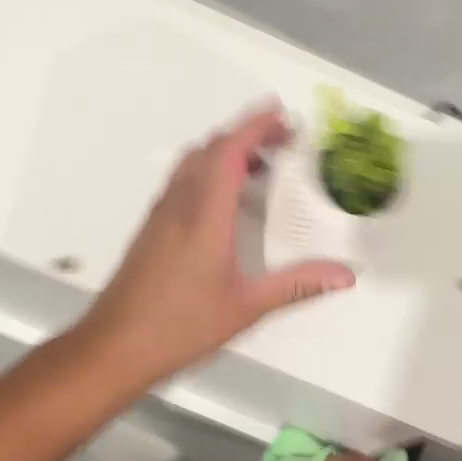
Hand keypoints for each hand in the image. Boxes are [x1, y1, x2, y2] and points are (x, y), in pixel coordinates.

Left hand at [81, 105, 355, 380]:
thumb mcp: (247, 307)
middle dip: (246, 134)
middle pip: (210, 149)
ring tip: (259, 164)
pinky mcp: (151, 229)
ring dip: (224, 152)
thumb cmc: (182, 326)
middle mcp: (179, 204)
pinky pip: (181, 182)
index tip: (283, 116)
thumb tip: (345, 275)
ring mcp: (160, 215)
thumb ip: (298, 285)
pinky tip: (224, 200)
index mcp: (205, 215)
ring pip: (191, 163)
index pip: (229, 151)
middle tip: (281, 139)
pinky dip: (207, 172)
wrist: (115, 345)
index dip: (256, 126)